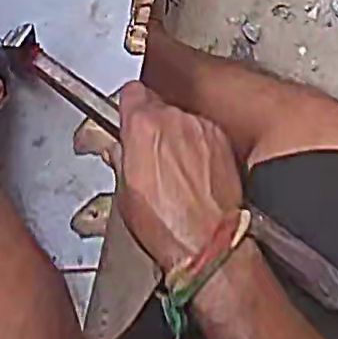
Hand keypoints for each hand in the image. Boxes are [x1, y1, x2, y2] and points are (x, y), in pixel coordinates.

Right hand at [111, 81, 243, 274]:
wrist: (209, 245)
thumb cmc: (166, 224)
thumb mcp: (124, 191)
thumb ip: (118, 156)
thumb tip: (117, 148)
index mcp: (141, 125)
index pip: (130, 92)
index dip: (128, 107)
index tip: (128, 119)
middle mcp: (172, 118)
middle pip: (157, 105)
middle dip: (152, 125)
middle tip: (149, 152)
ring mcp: (199, 127)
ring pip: (180, 119)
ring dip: (175, 135)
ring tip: (175, 169)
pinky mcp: (220, 140)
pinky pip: (202, 132)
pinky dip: (197, 146)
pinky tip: (194, 173)